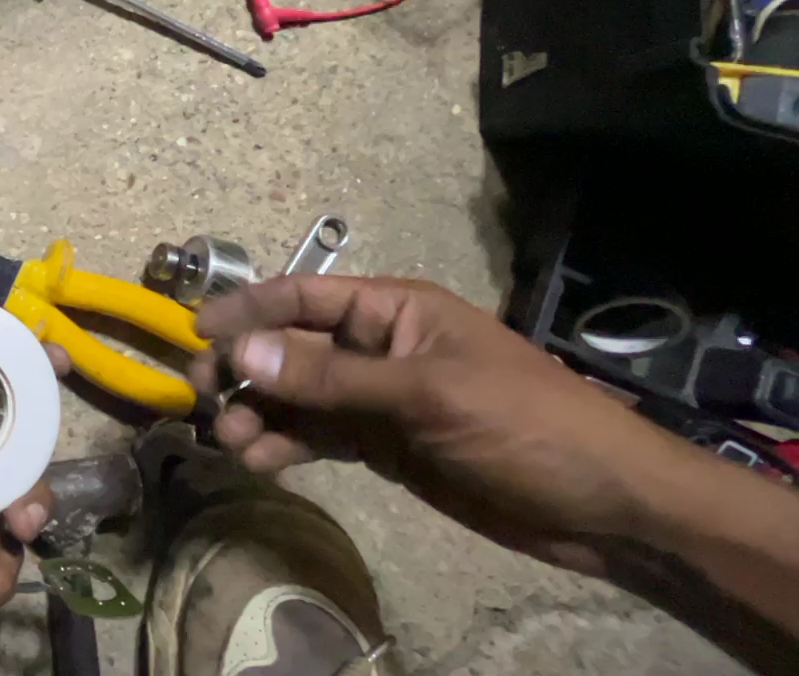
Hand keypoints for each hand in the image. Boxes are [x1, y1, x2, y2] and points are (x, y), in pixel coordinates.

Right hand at [186, 275, 693, 575]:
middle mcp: (370, 346)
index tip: (195, 333)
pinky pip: (310, 435)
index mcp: (389, 311)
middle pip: (284, 346)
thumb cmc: (526, 426)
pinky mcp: (373, 441)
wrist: (613, 513)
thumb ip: (329, 375)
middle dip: (242, 369)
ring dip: (256, 413)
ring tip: (231, 441)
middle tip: (203, 397)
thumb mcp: (426, 394)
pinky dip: (280, 445)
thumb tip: (238, 352)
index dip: (244, 309)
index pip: (299, 296)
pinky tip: (260, 462)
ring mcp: (369, 396)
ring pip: (290, 394)